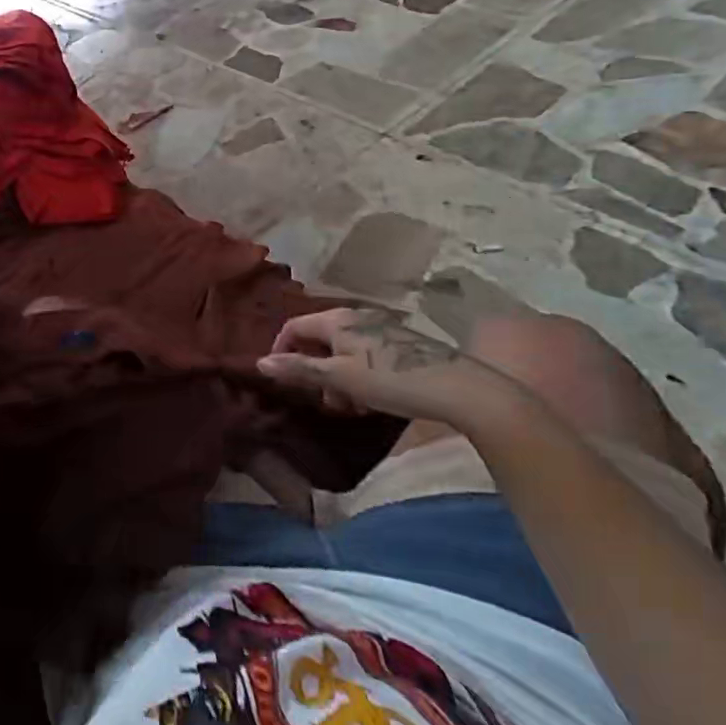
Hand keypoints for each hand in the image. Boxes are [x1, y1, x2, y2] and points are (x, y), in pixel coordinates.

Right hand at [257, 307, 520, 424]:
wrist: (466, 392)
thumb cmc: (392, 380)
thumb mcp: (339, 378)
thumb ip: (298, 369)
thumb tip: (259, 362)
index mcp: (336, 320)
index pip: (293, 327)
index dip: (281, 350)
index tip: (283, 378)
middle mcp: (357, 318)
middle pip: (319, 340)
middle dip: (314, 370)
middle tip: (323, 400)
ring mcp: (383, 331)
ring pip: (344, 351)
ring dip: (337, 377)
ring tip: (349, 405)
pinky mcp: (405, 346)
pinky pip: (366, 356)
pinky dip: (359, 376)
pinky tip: (373, 399)